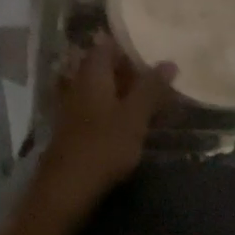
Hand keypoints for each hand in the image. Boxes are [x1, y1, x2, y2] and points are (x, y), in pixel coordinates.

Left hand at [25, 35, 176, 233]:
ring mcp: (71, 107)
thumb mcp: (135, 117)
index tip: (154, 51)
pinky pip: (95, 109)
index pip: (107, 46)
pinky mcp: (71, 129)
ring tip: (152, 101)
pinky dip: (113, 110)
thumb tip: (169, 62)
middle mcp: (77, 84)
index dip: (129, 46)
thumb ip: (151, 89)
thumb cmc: (103, 146)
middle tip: (159, 78)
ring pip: (100, 89)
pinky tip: (131, 123)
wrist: (66, 188)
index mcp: (91, 74)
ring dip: (123, 92)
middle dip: (130, 71)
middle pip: (103, 67)